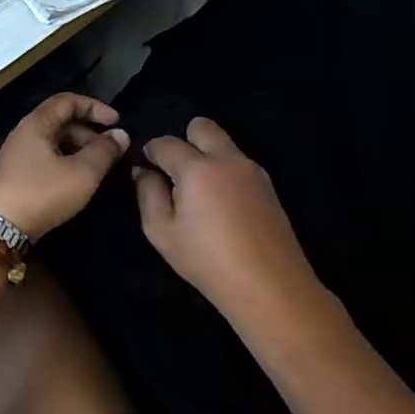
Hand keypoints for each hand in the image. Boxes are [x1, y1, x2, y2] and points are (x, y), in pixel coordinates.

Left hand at [0, 94, 128, 239]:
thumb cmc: (41, 193)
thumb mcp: (82, 173)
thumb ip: (104, 151)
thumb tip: (121, 135)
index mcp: (37, 124)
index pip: (68, 101)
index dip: (95, 106)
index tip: (117, 122)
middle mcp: (25, 134)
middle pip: (61, 121)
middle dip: (90, 131)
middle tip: (112, 150)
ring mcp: (18, 156)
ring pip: (55, 142)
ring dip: (80, 149)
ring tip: (100, 167)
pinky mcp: (17, 176)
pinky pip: (48, 159)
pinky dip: (67, 162)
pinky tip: (79, 180)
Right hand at [135, 118, 320, 321]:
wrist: (270, 287)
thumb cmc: (208, 261)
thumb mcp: (162, 233)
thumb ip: (148, 194)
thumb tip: (144, 171)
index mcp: (197, 168)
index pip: (166, 143)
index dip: (151, 152)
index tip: (147, 168)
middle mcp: (227, 159)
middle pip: (202, 126)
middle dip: (184, 139)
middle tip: (177, 172)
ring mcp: (252, 169)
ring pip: (224, 142)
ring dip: (207, 154)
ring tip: (200, 192)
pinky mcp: (268, 184)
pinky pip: (239, 162)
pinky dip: (225, 170)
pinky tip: (223, 204)